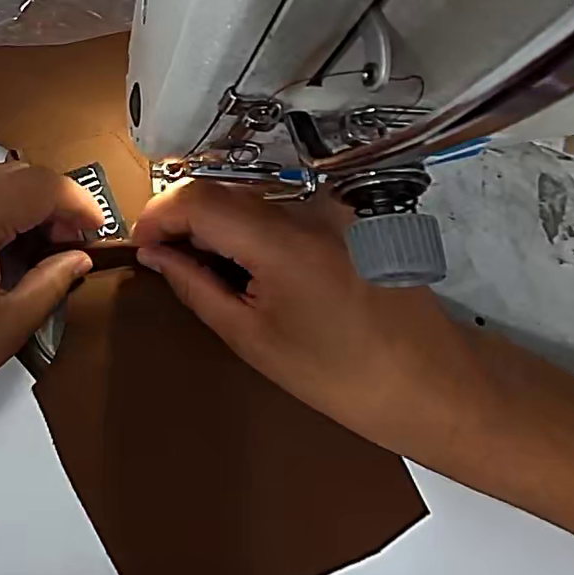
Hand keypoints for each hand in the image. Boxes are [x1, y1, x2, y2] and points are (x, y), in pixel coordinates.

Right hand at [132, 180, 494, 464]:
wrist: (433, 382)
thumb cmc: (340, 375)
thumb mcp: (251, 337)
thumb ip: (195, 284)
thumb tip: (156, 254)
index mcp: (282, 240)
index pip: (197, 198)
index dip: (157, 215)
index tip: (141, 245)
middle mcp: (307, 208)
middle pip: (221, 192)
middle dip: (181, 219)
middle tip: (165, 260)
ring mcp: (330, 208)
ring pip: (246, 197)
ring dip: (213, 224)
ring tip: (205, 269)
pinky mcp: (342, 215)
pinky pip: (276, 208)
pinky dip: (246, 229)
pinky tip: (246, 267)